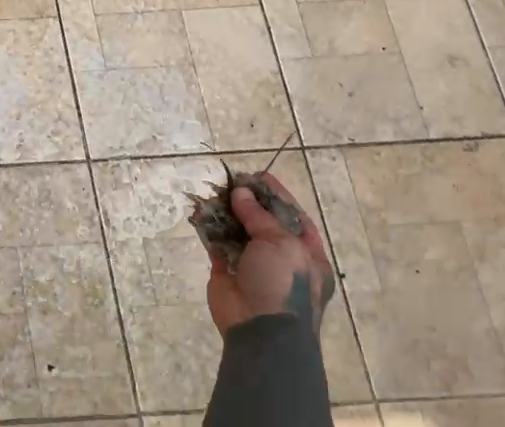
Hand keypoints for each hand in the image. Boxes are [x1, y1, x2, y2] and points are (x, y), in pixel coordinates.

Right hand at [205, 172, 335, 335]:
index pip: (295, 217)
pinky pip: (215, 244)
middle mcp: (281, 257)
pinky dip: (207, 229)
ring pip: (237, 230)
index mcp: (307, 254)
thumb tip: (240, 193)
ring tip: (209, 193)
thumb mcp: (281, 245)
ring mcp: (252, 264)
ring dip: (224, 212)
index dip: (278, 195)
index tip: (258, 175)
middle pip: (263, 221)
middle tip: (227, 182)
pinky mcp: (226, 270)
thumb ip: (260, 217)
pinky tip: (197, 213)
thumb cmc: (283, 285)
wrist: (261, 330)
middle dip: (246, 201)